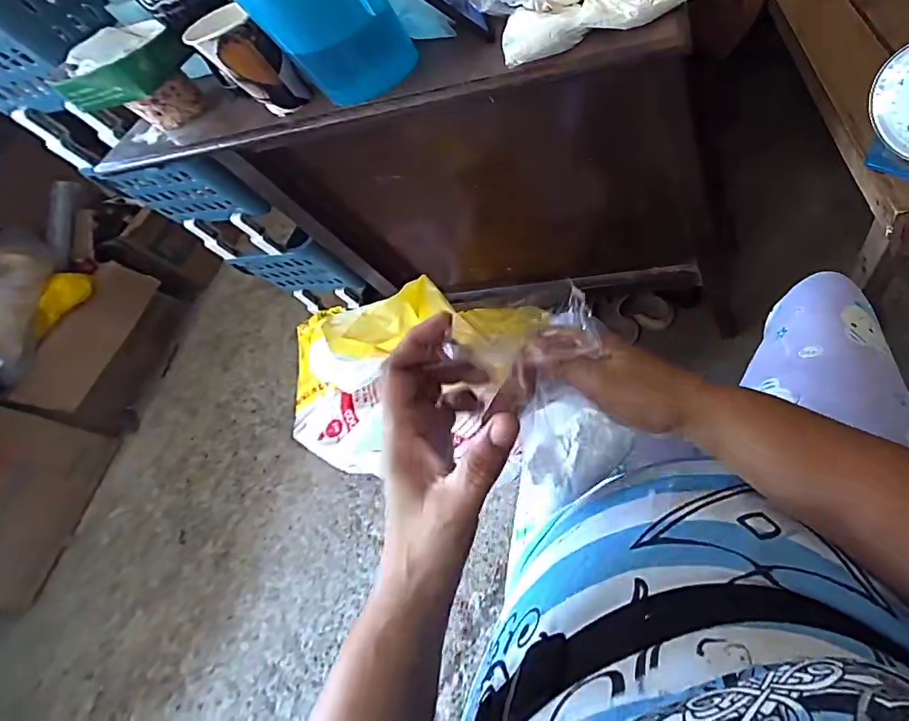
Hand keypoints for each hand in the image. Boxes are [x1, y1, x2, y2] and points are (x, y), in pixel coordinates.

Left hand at [379, 314, 517, 595]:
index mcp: (401, 435)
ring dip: (454, 376)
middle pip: (414, 376)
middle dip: (443, 355)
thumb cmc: (429, 547)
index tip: (447, 321)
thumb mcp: (460, 503)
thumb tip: (511, 414)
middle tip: (479, 349)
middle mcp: (406, 432)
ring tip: (488, 375)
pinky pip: (445, 413)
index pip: (397, 373)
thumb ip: (484, 460)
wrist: (417, 588)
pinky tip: (488, 409)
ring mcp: (419, 443)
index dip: (417, 342)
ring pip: (430, 392)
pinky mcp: (434, 456)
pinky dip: (464, 401)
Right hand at [525, 327, 704, 435]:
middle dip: (536, 357)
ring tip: (528, 386)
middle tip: (512, 380)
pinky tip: (560, 391)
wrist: (689, 410)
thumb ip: (564, 365)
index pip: (553, 336)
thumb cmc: (642, 395)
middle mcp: (602, 343)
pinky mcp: (620, 377)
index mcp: (596, 339)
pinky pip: (585, 371)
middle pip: (561, 344)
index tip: (508, 369)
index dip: (529, 349)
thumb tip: (529, 351)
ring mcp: (612, 359)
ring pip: (572, 357)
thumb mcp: (598, 381)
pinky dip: (567, 378)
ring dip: (550, 368)